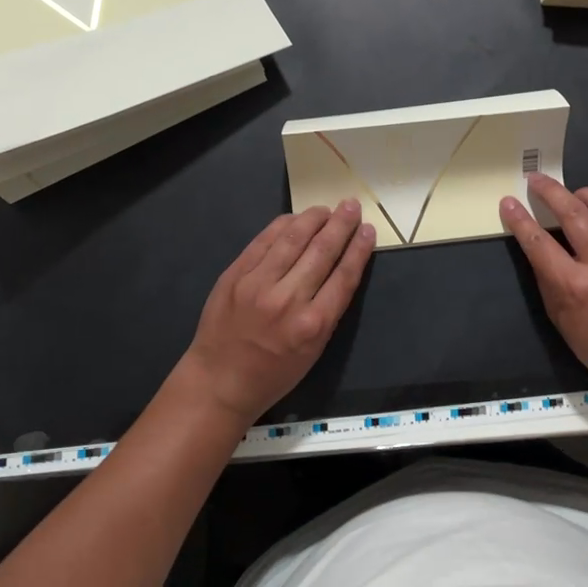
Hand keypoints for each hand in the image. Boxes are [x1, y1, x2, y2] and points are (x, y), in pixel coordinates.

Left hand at [173, 201, 375, 425]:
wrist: (219, 381)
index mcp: (314, 325)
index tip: (368, 229)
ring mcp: (258, 283)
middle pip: (322, 251)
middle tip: (352, 206)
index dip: (359, 249)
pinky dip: (284, 225)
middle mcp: (288, 300)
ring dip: (314, 218)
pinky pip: (264, 240)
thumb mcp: (314, 350)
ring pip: (293, 238)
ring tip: (327, 209)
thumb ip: (329, 309)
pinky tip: (296, 219)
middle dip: (341, 225)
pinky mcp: (236, 274)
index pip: (344, 275)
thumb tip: (341, 266)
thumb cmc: (274, 373)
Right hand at [499, 175, 587, 392]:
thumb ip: (546, 276)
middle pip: (572, 212)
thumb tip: (534, 242)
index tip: (508, 201)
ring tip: (573, 195)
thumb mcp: (559, 316)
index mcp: (575, 286)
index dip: (519, 219)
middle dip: (549, 190)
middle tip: (535, 180)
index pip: (539, 241)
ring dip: (585, 194)